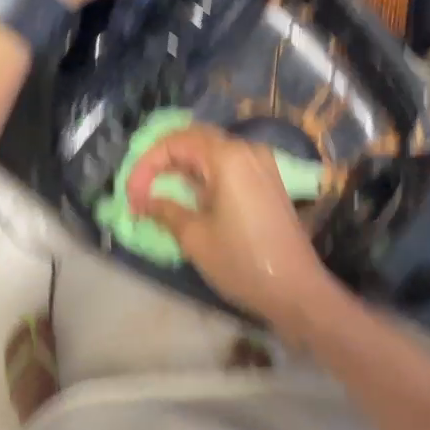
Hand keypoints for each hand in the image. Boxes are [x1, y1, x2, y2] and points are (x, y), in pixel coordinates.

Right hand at [126, 125, 339, 334]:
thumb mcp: (195, 237)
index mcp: (227, 157)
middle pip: (194, 139)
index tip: (131, 196)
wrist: (298, 291)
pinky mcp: (268, 181)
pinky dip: (204, 174)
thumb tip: (141, 201)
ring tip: (160, 192)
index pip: (175, 142)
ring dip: (183, 166)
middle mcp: (246, 150)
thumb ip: (164, 210)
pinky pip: (229, 165)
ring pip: (212, 151)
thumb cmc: (242, 262)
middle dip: (163, 160)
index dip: (147, 165)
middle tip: (141, 187)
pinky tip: (190, 195)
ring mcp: (262, 164)